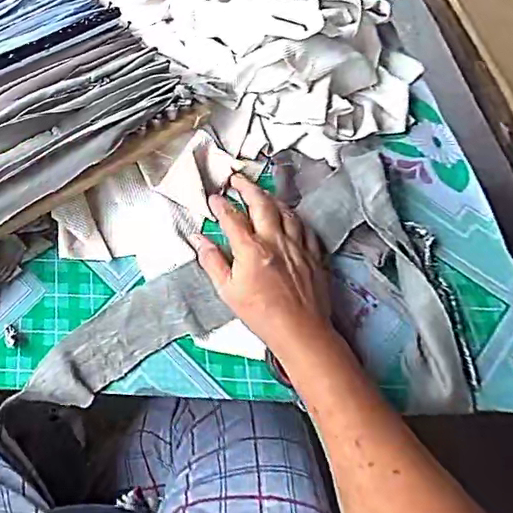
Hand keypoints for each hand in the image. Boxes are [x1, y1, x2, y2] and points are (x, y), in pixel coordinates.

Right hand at [193, 174, 339, 361]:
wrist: (301, 331)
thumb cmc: (262, 315)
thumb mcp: (228, 291)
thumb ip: (212, 261)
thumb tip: (199, 241)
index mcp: (251, 249)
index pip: (232, 217)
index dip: (220, 204)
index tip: (214, 198)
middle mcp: (275, 241)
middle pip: (261, 203)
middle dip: (247, 187)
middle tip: (237, 180)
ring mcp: (297, 246)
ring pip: (285, 211)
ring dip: (271, 199)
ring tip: (262, 194)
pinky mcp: (313, 255)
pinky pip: (304, 227)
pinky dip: (293, 218)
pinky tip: (289, 218)